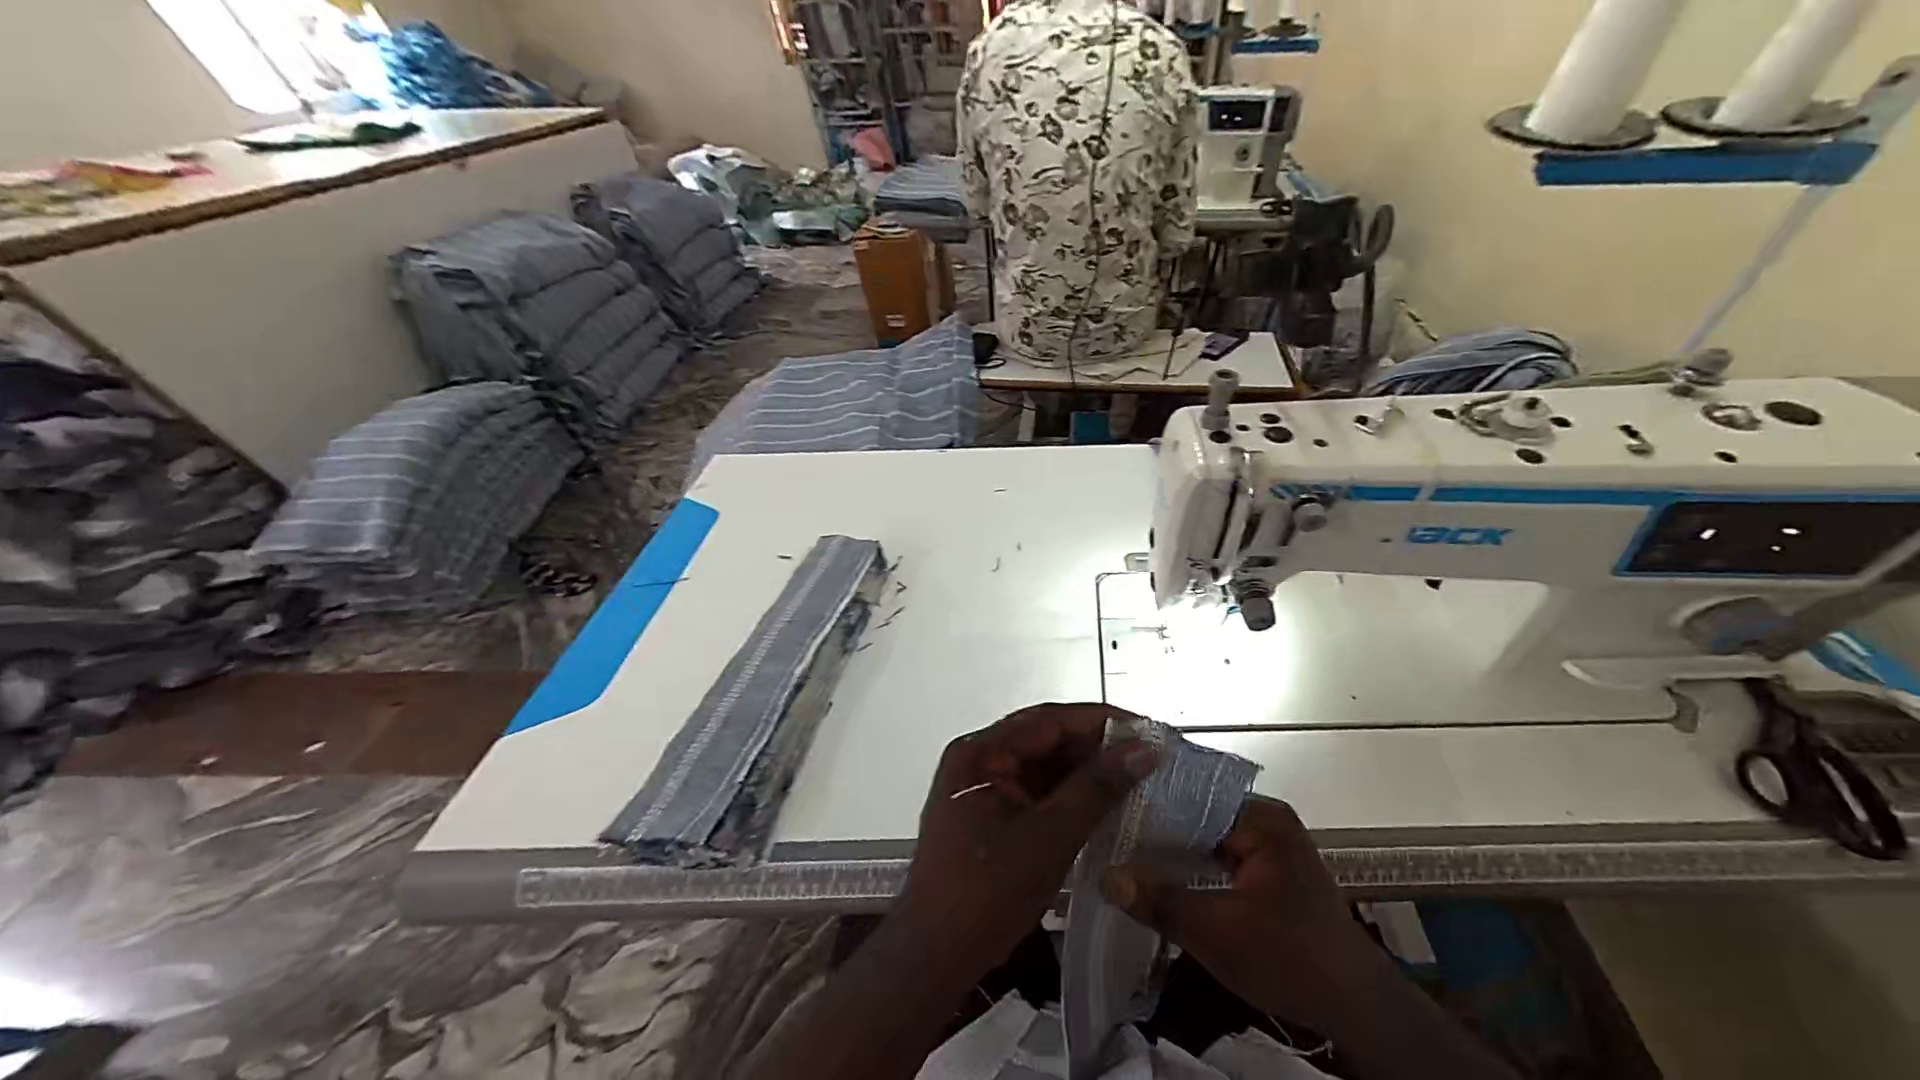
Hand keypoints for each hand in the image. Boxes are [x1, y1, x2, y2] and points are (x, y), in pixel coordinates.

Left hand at [895, 703, 1158, 983]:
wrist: (936, 954)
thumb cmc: (983, 894)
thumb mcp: (1049, 837)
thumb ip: (1096, 789)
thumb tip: (1141, 751)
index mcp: (980, 753)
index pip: (1048, 720)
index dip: (1100, 722)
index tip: (1145, 729)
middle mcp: (978, 760)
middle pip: (1045, 739)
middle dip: (1096, 747)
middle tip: (1147, 757)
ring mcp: (982, 787)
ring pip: (1043, 765)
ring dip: (1085, 772)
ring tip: (1134, 778)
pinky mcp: (991, 813)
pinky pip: (1037, 790)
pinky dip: (1069, 795)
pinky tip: (1104, 803)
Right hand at [1102, 796, 1381, 1030]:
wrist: (1359, 1014)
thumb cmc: (1294, 963)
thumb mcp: (1218, 934)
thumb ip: (1160, 902)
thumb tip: (1104, 876)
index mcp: (1262, 817)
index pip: (1190, 793)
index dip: (1147, 804)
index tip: (1106, 813)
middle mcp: (1265, 820)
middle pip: (1194, 814)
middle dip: (1153, 829)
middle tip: (1104, 834)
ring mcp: (1266, 846)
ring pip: (1202, 838)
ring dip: (1168, 851)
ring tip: (1118, 852)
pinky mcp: (1263, 871)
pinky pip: (1213, 857)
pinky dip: (1187, 867)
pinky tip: (1153, 877)